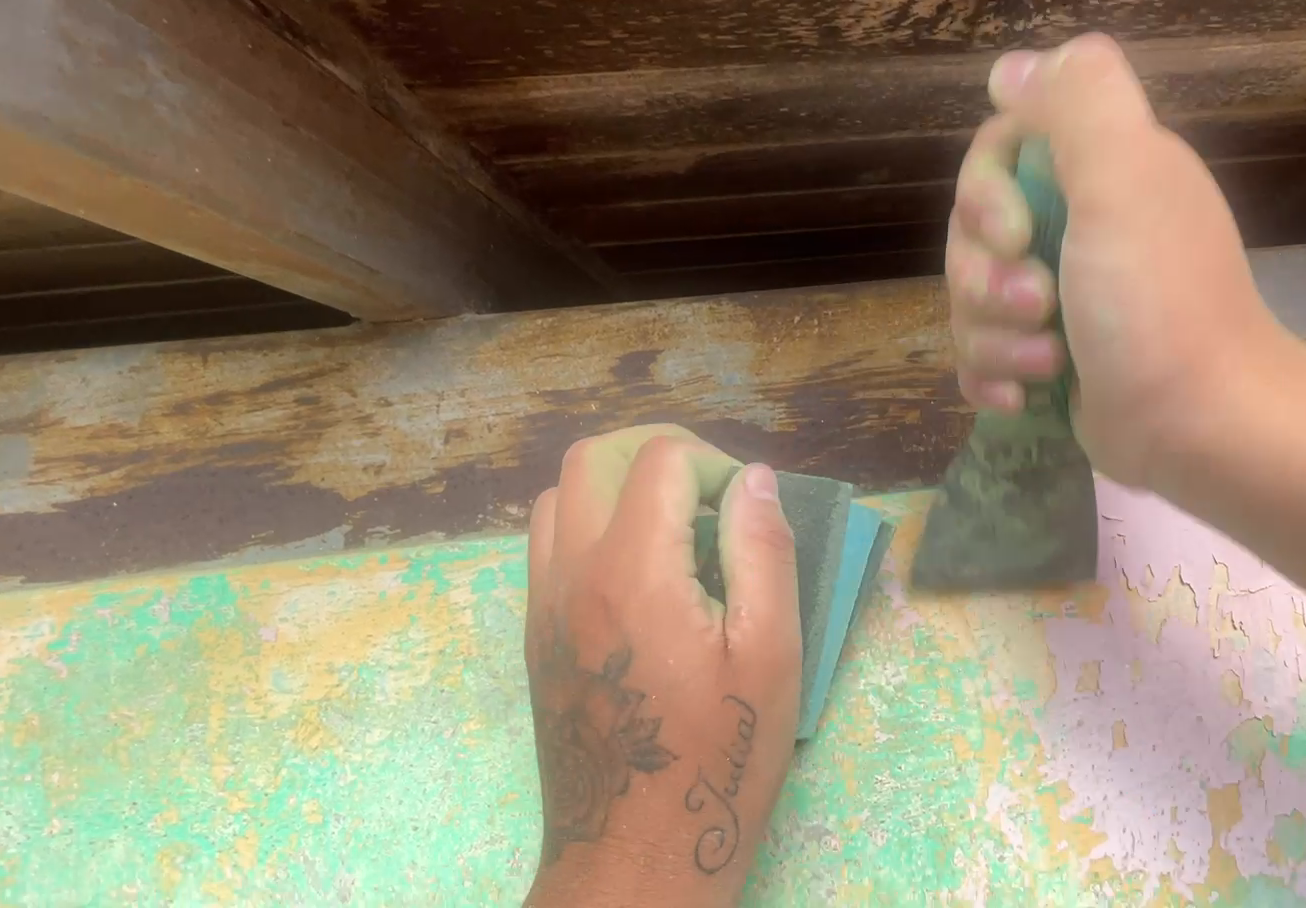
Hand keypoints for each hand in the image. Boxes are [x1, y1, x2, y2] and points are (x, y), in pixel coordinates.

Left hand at [524, 425, 799, 906]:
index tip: (748, 509)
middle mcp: (572, 572)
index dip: (717, 463)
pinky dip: (594, 522)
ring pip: (560, 494)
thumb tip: (755, 477)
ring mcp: (542, 602)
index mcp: (632, 570)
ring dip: (620, 485)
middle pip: (595, 456)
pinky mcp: (535, 632)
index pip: (662, 457)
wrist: (635, 854)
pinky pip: (549, 540)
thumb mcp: (771, 650)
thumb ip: (762, 550)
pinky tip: (641, 570)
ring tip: (675, 527)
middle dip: (660, 451)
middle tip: (710, 492)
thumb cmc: (718, 751)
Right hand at [945, 33, 1300, 489]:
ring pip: (970, 302)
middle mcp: (1074, 229)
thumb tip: (1009, 68)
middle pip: (971, 235)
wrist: (1200, 427)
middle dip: (989, 281)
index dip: (984, 195)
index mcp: (1094, 176)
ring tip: (1050, 363)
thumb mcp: (1125, 181)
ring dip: (997, 338)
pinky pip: (980, 355)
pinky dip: (994, 377)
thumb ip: (1077, 103)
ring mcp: (1057, 299)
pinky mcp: (1045, 358)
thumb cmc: (1159, 303)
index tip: (1015, 233)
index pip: (996, 154)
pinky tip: (1023, 397)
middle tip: (1041, 308)